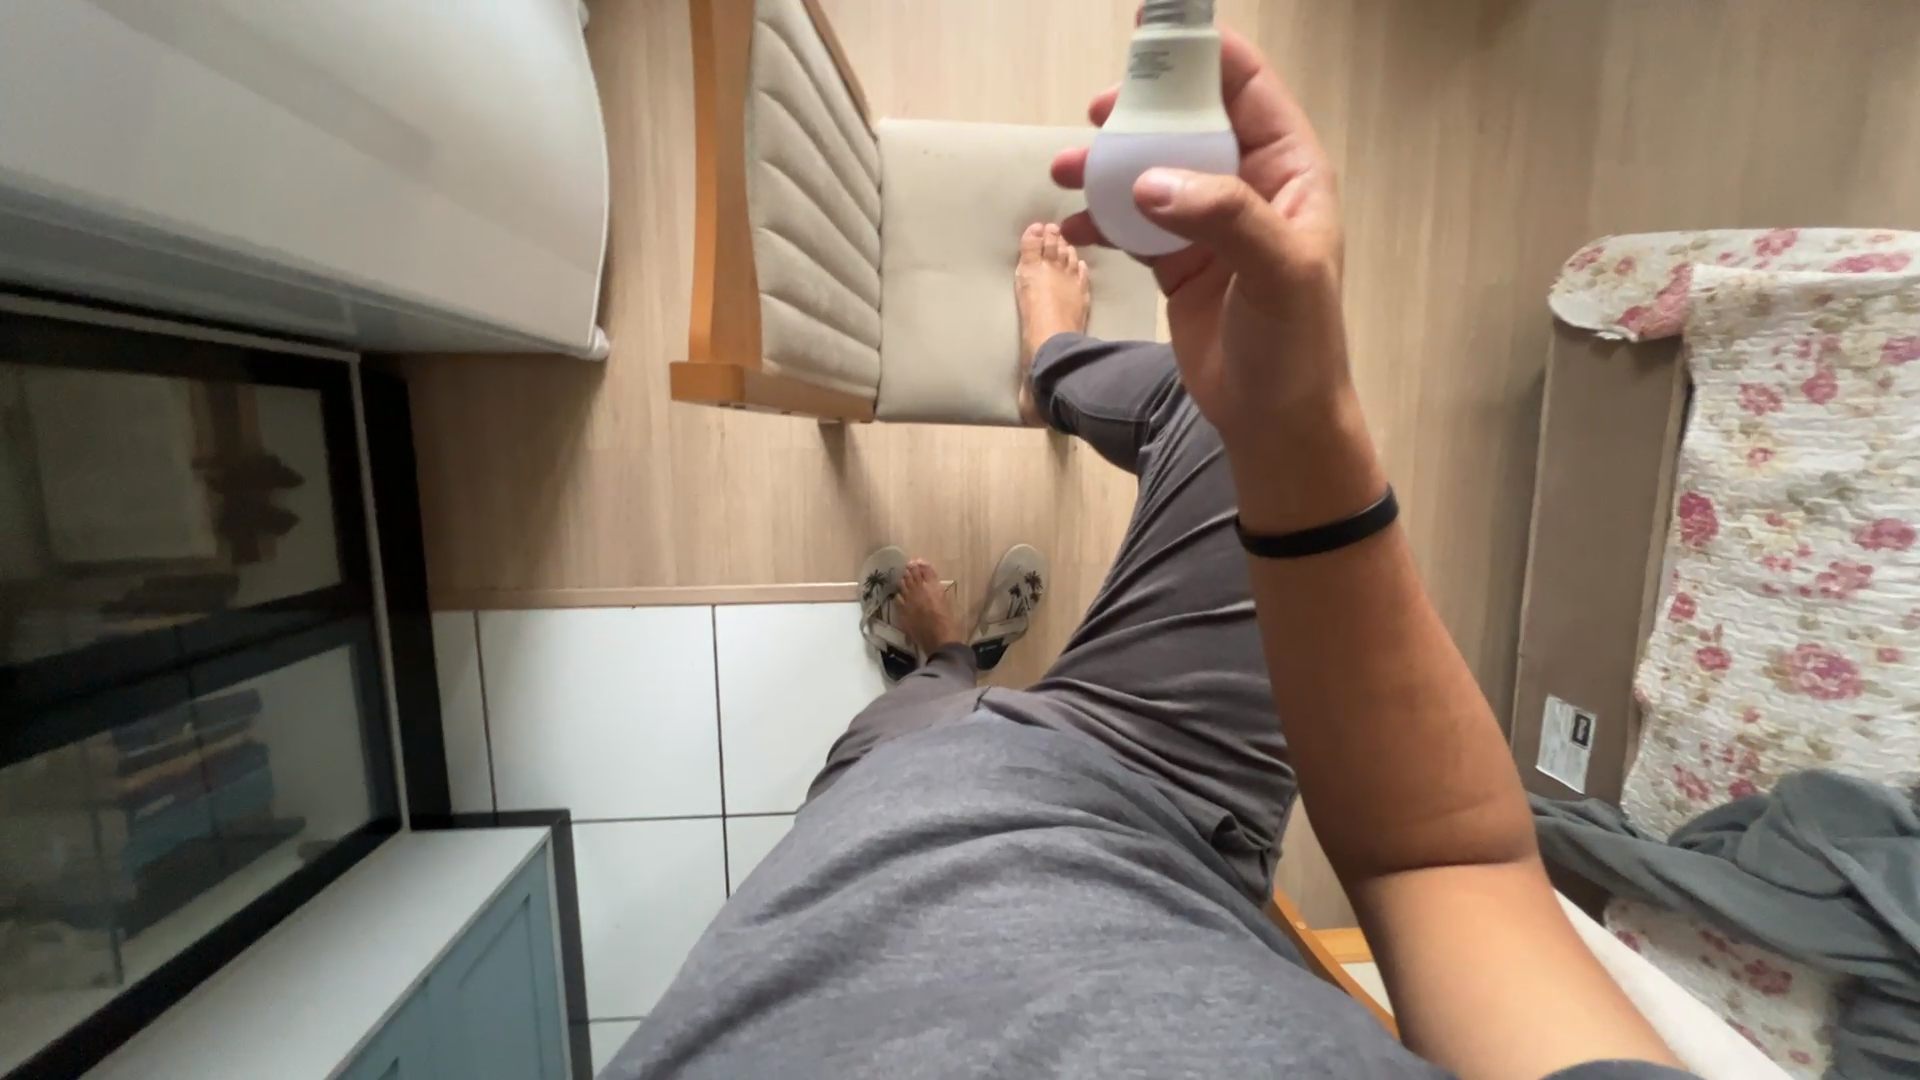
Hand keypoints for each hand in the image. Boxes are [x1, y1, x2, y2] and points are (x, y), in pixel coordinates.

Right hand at [1051, 27, 1350, 458]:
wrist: (1271, 416)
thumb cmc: (1294, 343)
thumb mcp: (1277, 271)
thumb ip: (1222, 216)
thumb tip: (1147, 181)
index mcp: (1287, 173)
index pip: (1246, 90)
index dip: (1202, 55)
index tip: (1151, 34)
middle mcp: (1246, 190)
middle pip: (1186, 128)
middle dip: (1140, 115)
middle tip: (1097, 114)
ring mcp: (1207, 229)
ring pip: (1151, 178)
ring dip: (1109, 172)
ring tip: (1065, 172)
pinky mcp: (1177, 266)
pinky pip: (1133, 228)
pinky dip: (1101, 223)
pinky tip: (1073, 228)